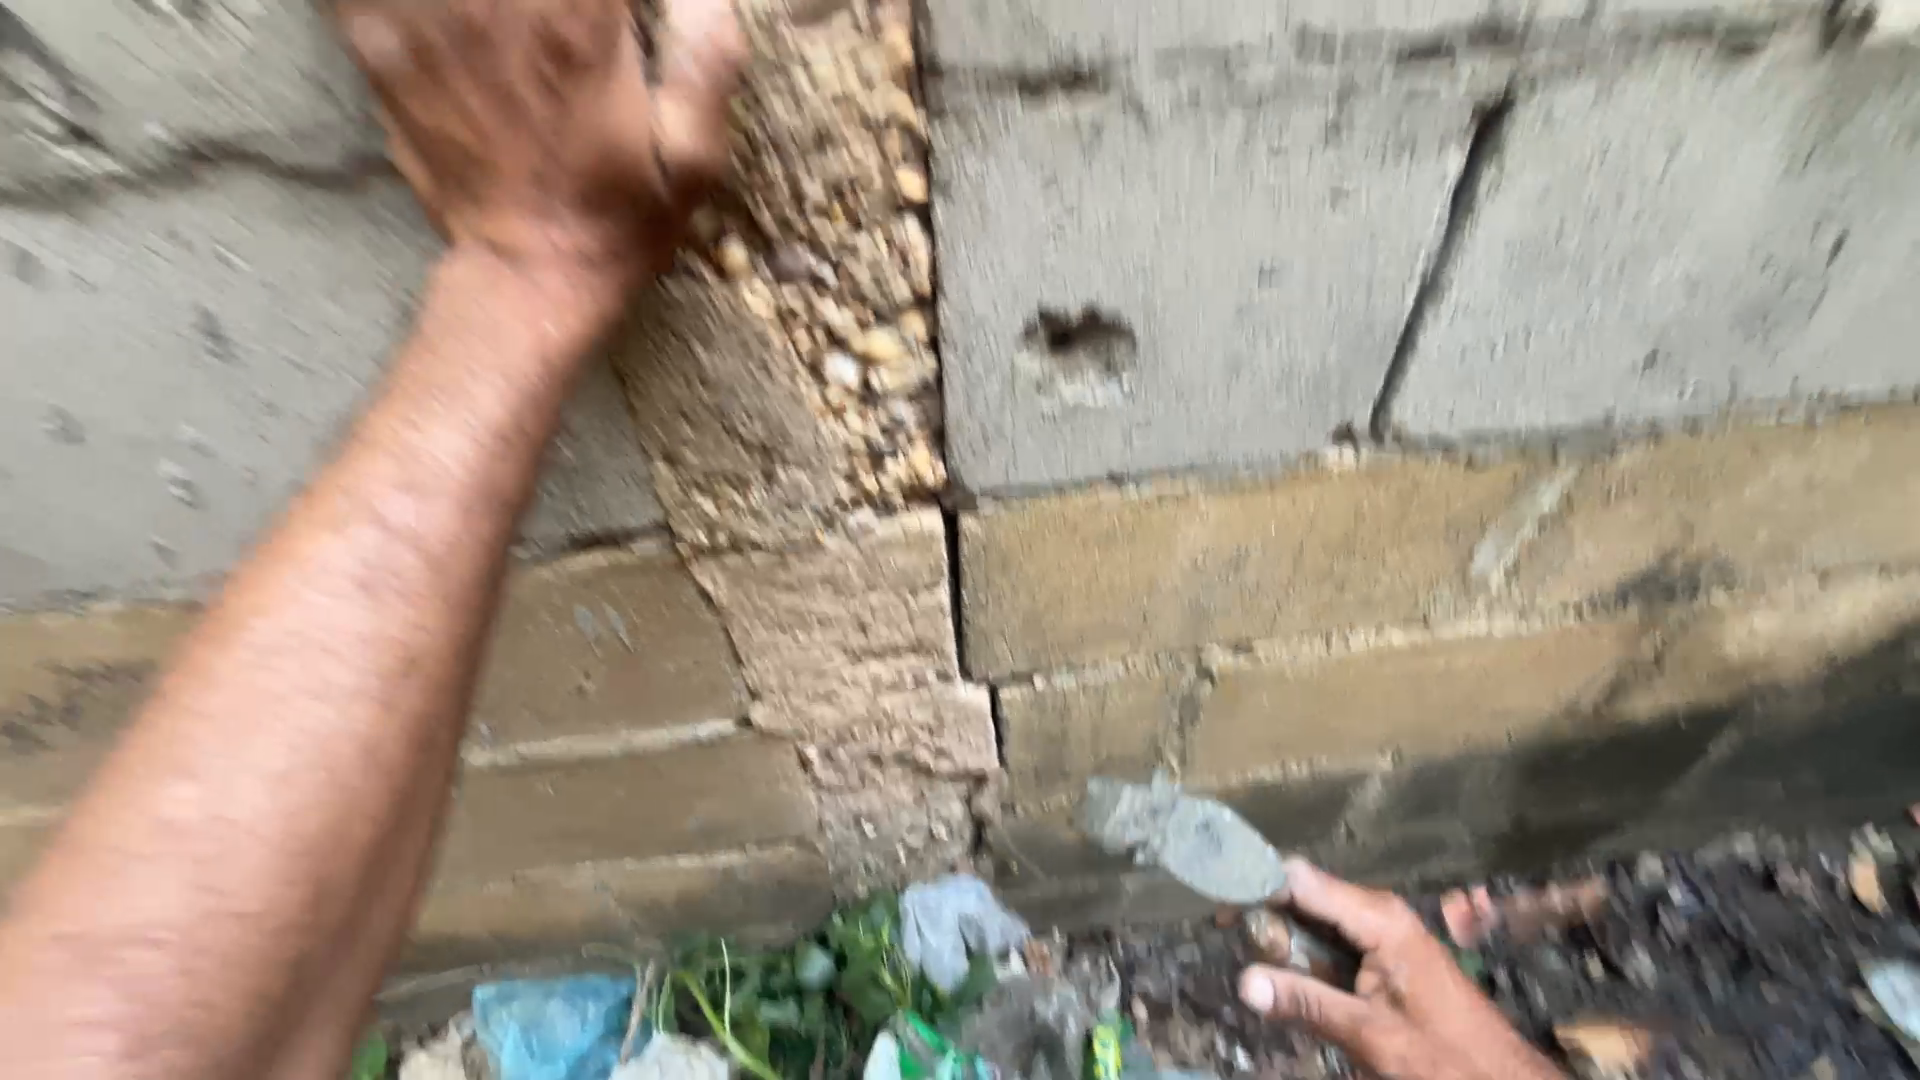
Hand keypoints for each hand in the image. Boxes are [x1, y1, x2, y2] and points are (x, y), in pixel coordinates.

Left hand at [336, 0, 745, 290]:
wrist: (531, 273)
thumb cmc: (622, 220)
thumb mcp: (695, 163)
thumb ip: (706, 65)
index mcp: (580, 24)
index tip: (624, 16)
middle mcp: (496, 2)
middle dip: (564, 2)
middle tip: (577, 25)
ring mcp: (425, 15)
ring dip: (493, 3)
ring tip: (520, 31)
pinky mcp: (379, 41)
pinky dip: (414, 2)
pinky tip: (456, 22)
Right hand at [1239, 862, 1564, 1079]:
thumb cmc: (1452, 1061)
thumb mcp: (1374, 1037)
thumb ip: (1307, 1003)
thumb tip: (1241, 982)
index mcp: (1377, 916)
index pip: (1298, 878)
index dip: (1254, 882)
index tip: (1213, 896)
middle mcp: (1376, 911)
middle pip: (1300, 894)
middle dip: (1260, 910)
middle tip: (1219, 929)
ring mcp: (1380, 931)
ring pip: (1311, 917)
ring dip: (1278, 933)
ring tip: (1236, 940)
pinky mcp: (1382, 953)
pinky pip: (1328, 939)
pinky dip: (1301, 951)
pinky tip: (1279, 967)